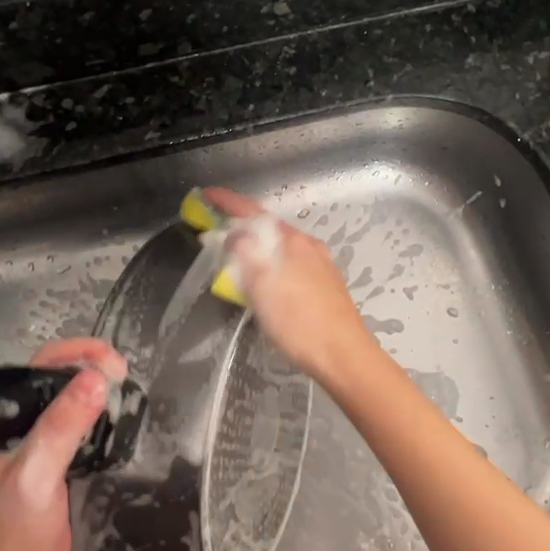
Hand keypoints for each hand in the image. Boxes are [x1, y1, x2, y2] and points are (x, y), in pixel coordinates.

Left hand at [0, 338, 126, 550]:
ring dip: (99, 392)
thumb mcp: (36, 475)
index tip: (112, 360)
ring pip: (72, 404)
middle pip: (58, 381)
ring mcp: (42, 449)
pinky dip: (103, 420)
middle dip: (91, 367)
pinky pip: (83, 431)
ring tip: (128, 391)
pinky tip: (122, 422)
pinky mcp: (61, 469)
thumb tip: (96, 379)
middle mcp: (23, 428)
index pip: (40, 368)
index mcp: (7, 421)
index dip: (75, 354)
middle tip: (125, 374)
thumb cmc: (15, 534)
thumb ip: (62, 427)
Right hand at [202, 187, 379, 383]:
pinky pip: (291, 264)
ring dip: (257, 249)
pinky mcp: (326, 286)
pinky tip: (266, 284)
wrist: (343, 355)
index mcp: (292, 240)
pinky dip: (271, 265)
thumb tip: (234, 235)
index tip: (206, 195)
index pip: (254, 212)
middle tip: (217, 235)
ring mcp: (320, 265)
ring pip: (280, 248)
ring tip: (237, 262)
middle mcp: (308, 245)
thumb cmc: (298, 320)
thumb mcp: (261, 285)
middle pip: (268, 228)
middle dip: (242, 229)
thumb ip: (244, 253)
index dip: (228, 202)